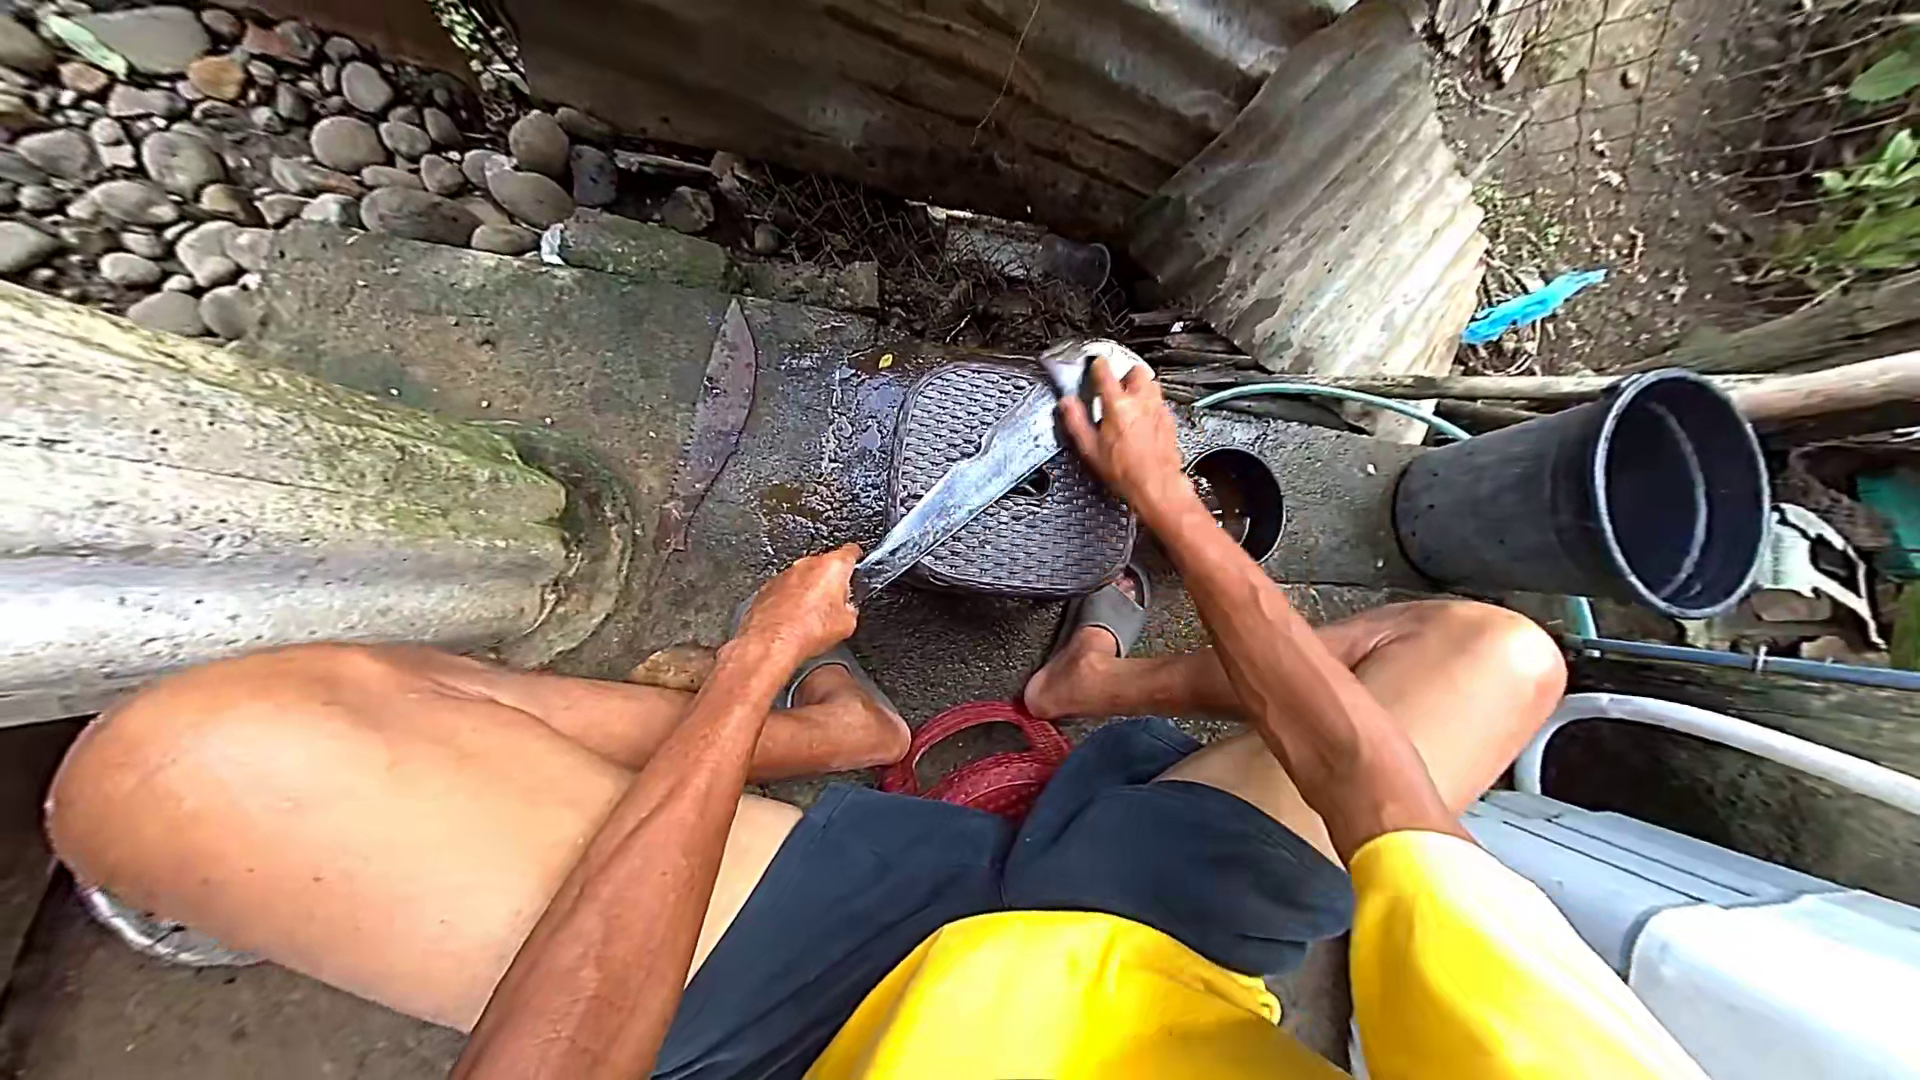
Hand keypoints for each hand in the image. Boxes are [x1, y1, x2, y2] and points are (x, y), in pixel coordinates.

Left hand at [736, 543, 860, 660]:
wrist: (771, 642)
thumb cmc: (806, 630)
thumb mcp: (847, 624)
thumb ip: (850, 609)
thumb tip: (846, 611)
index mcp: (833, 566)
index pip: (850, 552)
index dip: (856, 556)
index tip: (856, 559)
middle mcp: (807, 564)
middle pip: (825, 565)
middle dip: (830, 582)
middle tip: (834, 605)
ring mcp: (785, 574)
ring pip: (803, 577)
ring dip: (808, 591)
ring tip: (811, 617)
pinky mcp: (767, 587)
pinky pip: (785, 589)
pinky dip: (789, 600)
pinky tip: (793, 620)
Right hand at [1058, 356, 1195, 520]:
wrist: (1155, 485)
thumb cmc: (1125, 471)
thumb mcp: (1090, 448)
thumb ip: (1076, 421)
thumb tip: (1067, 404)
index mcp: (1118, 404)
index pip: (1106, 371)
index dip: (1097, 365)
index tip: (1095, 366)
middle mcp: (1141, 402)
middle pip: (1135, 370)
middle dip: (1124, 374)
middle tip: (1114, 384)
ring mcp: (1158, 409)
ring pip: (1151, 383)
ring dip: (1139, 387)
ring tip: (1128, 399)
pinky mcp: (1168, 420)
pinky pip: (1159, 401)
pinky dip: (1149, 404)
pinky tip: (1141, 418)